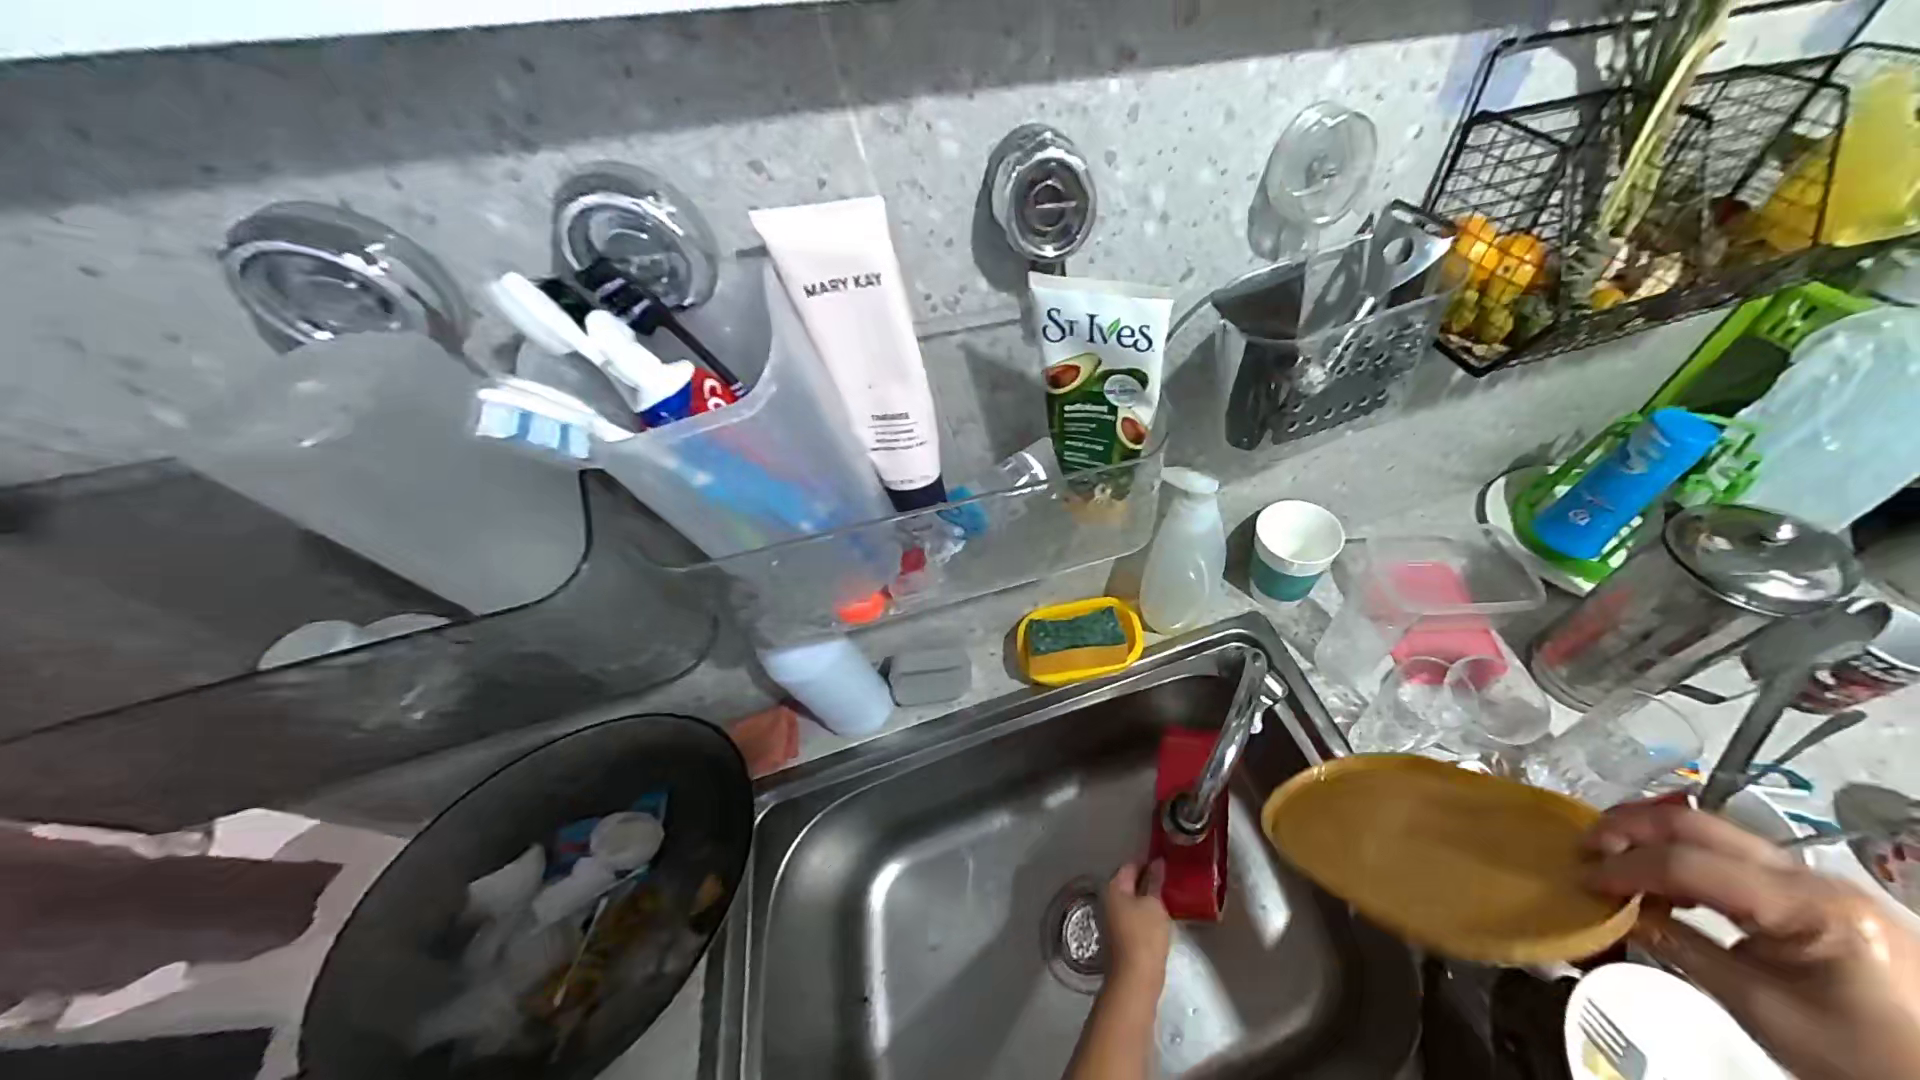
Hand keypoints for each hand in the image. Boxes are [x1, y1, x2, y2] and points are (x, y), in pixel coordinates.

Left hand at [1104, 860, 1170, 989]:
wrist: (1135, 979)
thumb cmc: (1144, 935)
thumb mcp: (1154, 904)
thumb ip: (1155, 882)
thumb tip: (1157, 862)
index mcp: (1113, 887)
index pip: (1130, 865)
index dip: (1147, 862)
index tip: (1166, 862)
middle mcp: (1107, 900)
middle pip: (1128, 882)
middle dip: (1147, 880)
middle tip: (1170, 879)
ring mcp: (1111, 919)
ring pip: (1131, 900)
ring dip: (1147, 897)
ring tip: (1169, 896)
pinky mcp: (1119, 936)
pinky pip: (1133, 915)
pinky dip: (1145, 912)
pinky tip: (1161, 916)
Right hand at [1585, 801, 1919, 1079]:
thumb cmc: (1861, 1058)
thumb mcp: (1763, 1010)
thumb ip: (1680, 948)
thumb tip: (1614, 911)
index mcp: (1809, 904)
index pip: (1687, 864)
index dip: (1624, 867)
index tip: (1581, 880)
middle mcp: (1814, 877)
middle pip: (1698, 825)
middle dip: (1628, 828)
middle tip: (1584, 847)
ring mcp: (1818, 882)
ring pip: (1711, 830)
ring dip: (1650, 836)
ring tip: (1610, 857)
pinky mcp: (1816, 895)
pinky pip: (1732, 855)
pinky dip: (1681, 854)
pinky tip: (1661, 880)